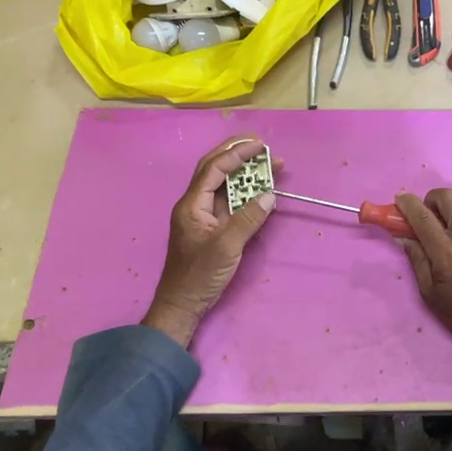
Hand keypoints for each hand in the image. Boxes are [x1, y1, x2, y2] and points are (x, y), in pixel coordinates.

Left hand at [142, 136, 276, 347]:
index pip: (214, 168)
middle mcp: (195, 204)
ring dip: (245, 173)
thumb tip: (268, 195)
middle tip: (261, 145)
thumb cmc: (199, 276)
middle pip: (215, 169)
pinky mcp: (213, 227)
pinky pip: (229, 201)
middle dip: (237, 153)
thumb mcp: (226, 246)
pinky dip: (245, 192)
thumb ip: (248, 218)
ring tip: (268, 164)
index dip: (237, 153)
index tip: (260, 146)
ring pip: (224, 184)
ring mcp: (203, 215)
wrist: (182, 305)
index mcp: (191, 204)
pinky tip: (261, 190)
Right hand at [395, 188, 451, 369]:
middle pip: (448, 197)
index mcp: (446, 253)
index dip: (408, 203)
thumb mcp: (428, 290)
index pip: (423, 216)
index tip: (400, 197)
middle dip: (432, 199)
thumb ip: (416, 257)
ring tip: (448, 223)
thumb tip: (402, 234)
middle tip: (427, 214)